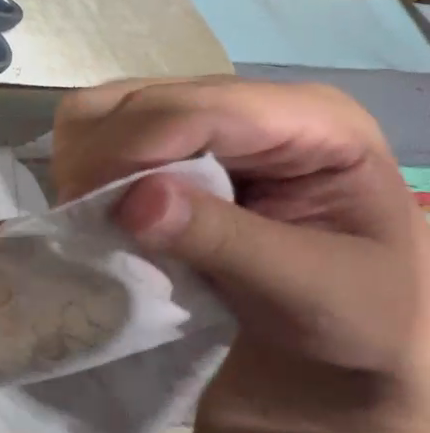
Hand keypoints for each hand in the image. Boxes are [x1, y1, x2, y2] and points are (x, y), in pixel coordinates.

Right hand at [52, 77, 429, 432]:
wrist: (337, 332)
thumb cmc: (351, 313)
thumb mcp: (315, 291)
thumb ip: (229, 242)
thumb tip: (135, 202)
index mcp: (316, 121)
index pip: (193, 110)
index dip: (132, 152)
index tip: (96, 213)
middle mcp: (249, 101)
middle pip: (133, 103)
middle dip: (101, 162)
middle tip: (93, 225)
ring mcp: (197, 110)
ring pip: (99, 110)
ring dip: (83, 164)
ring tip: (99, 218)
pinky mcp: (157, 130)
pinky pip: (90, 129)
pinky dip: (80, 165)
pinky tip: (105, 206)